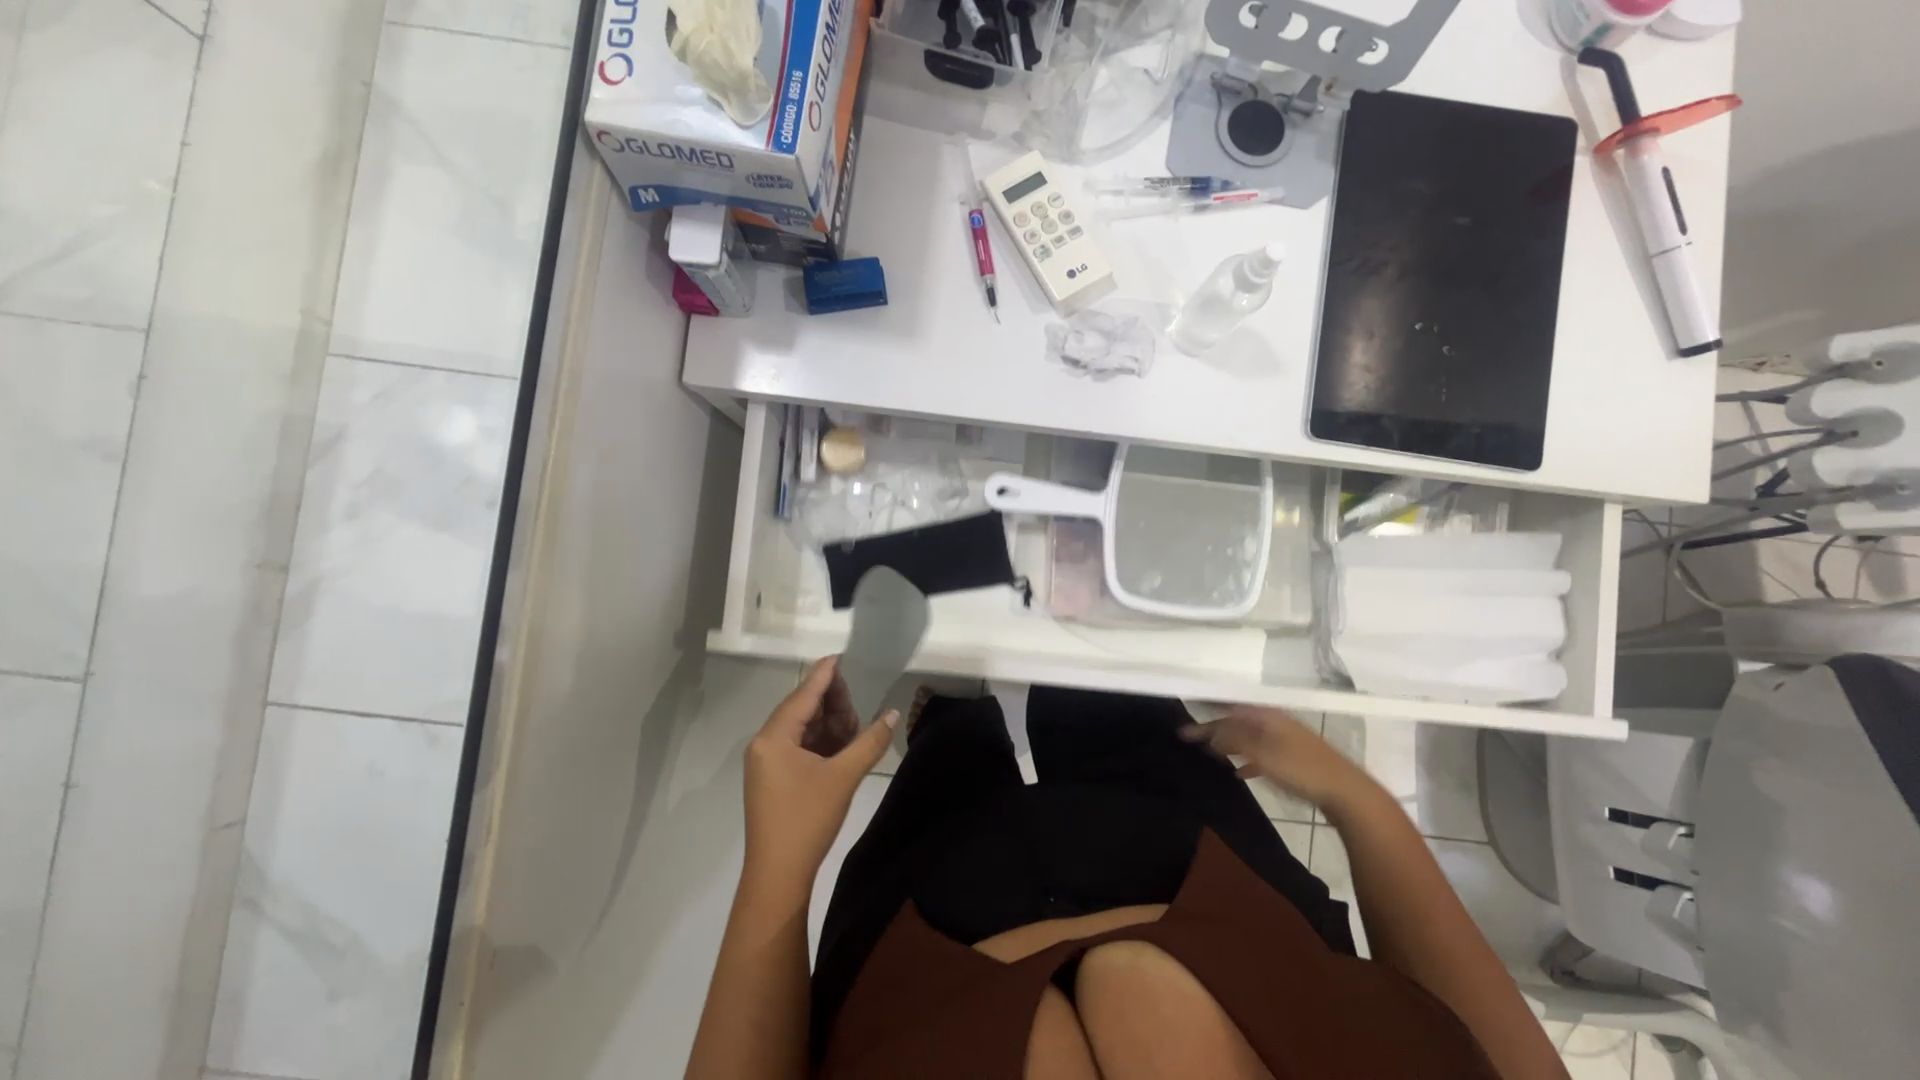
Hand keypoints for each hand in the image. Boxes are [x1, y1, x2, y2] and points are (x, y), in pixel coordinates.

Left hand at [743, 656, 897, 890]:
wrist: (778, 874)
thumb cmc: (807, 819)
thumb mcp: (843, 777)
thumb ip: (869, 741)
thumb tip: (892, 713)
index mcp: (773, 737)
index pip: (803, 695)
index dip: (825, 675)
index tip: (842, 655)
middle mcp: (765, 744)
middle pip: (801, 710)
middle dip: (831, 702)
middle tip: (860, 696)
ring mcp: (767, 764)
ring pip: (802, 731)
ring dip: (829, 724)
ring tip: (857, 722)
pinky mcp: (773, 781)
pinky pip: (799, 749)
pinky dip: (822, 743)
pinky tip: (845, 743)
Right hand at [1182, 706, 1375, 810]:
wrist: (1346, 793)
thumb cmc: (1302, 769)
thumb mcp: (1263, 754)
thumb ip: (1234, 741)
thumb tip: (1210, 732)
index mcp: (1268, 716)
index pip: (1229, 709)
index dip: (1207, 714)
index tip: (1185, 721)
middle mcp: (1276, 722)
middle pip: (1238, 722)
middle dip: (1215, 728)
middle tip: (1190, 738)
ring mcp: (1286, 741)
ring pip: (1249, 738)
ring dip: (1229, 744)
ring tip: (1210, 753)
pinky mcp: (1294, 760)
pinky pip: (1261, 754)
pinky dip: (1246, 760)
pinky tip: (1238, 772)